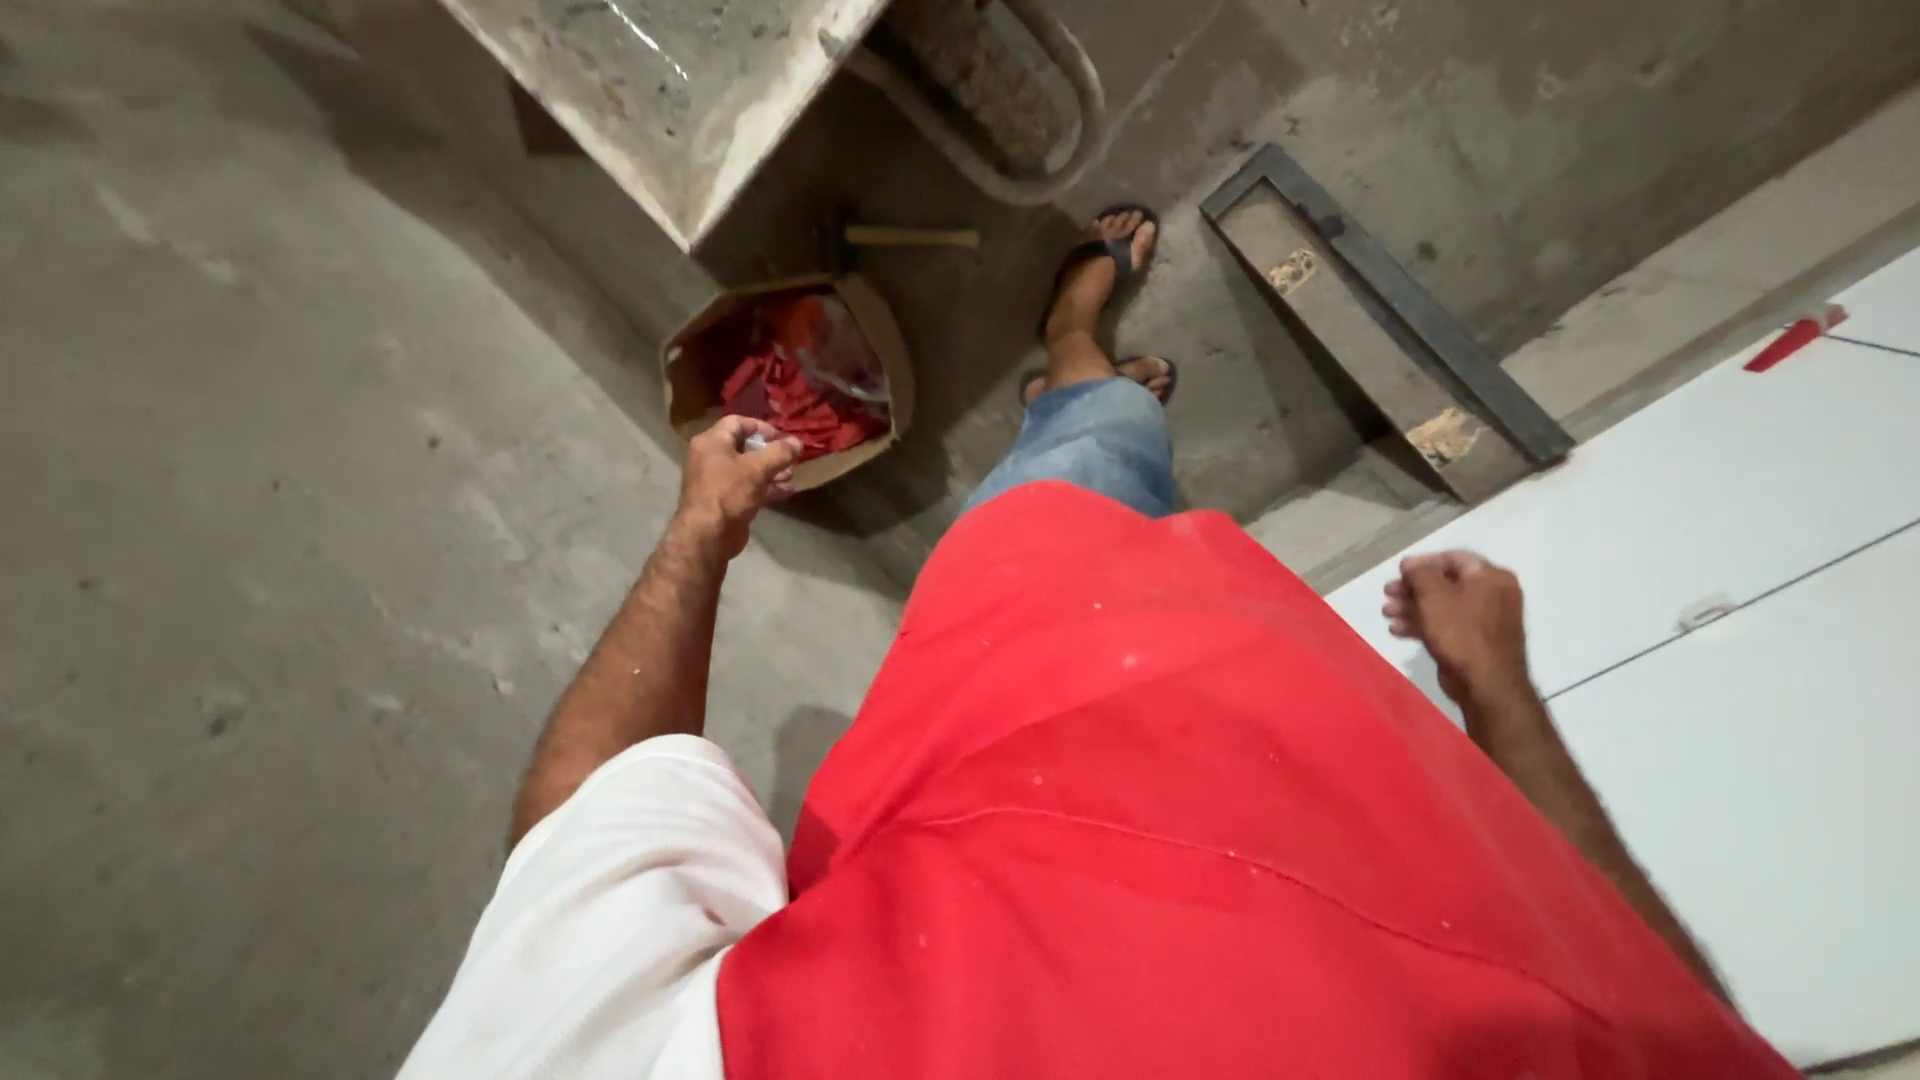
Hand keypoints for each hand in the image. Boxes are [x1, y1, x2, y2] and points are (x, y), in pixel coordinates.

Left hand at [676, 416, 801, 558]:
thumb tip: (797, 443)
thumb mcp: (757, 468)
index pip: (737, 423)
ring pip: (749, 469)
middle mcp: (711, 457)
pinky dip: (766, 487)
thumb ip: (780, 453)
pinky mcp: (726, 500)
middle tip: (790, 459)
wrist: (708, 535)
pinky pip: (748, 487)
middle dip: (770, 453)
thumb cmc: (729, 493)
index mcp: (712, 442)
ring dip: (772, 471)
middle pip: (745, 447)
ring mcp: (718, 480)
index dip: (761, 427)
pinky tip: (787, 491)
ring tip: (792, 476)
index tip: (782, 438)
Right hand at [1382, 550, 1531, 705]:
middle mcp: (1492, 593)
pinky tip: (1397, 630)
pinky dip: (1422, 624)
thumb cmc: (1460, 633)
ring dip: (1411, 607)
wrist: (1486, 684)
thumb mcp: (1434, 596)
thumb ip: (1420, 573)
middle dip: (1412, 588)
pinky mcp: (1474, 640)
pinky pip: (1445, 624)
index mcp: (1490, 577)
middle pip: (1444, 583)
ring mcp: (1484, 618)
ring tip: (1387, 613)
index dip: (1422, 563)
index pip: (1453, 558)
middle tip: (1387, 593)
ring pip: (1441, 605)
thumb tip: (1411, 563)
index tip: (1398, 573)